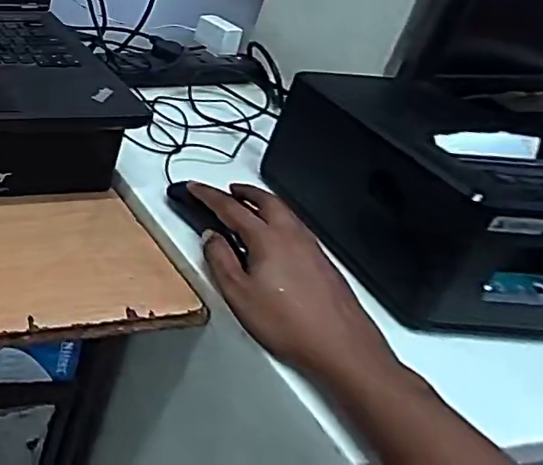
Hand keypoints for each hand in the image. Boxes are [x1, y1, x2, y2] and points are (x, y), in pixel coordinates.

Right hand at [190, 182, 398, 383]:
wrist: (346, 354)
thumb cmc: (294, 327)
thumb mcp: (239, 294)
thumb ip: (220, 259)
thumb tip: (212, 238)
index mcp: (267, 238)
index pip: (230, 206)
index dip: (208, 195)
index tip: (195, 189)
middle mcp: (292, 237)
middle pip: (265, 200)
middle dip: (242, 191)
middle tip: (226, 190)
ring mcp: (313, 250)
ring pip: (284, 212)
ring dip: (263, 202)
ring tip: (249, 207)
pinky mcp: (326, 265)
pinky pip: (297, 228)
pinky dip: (280, 220)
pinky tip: (276, 237)